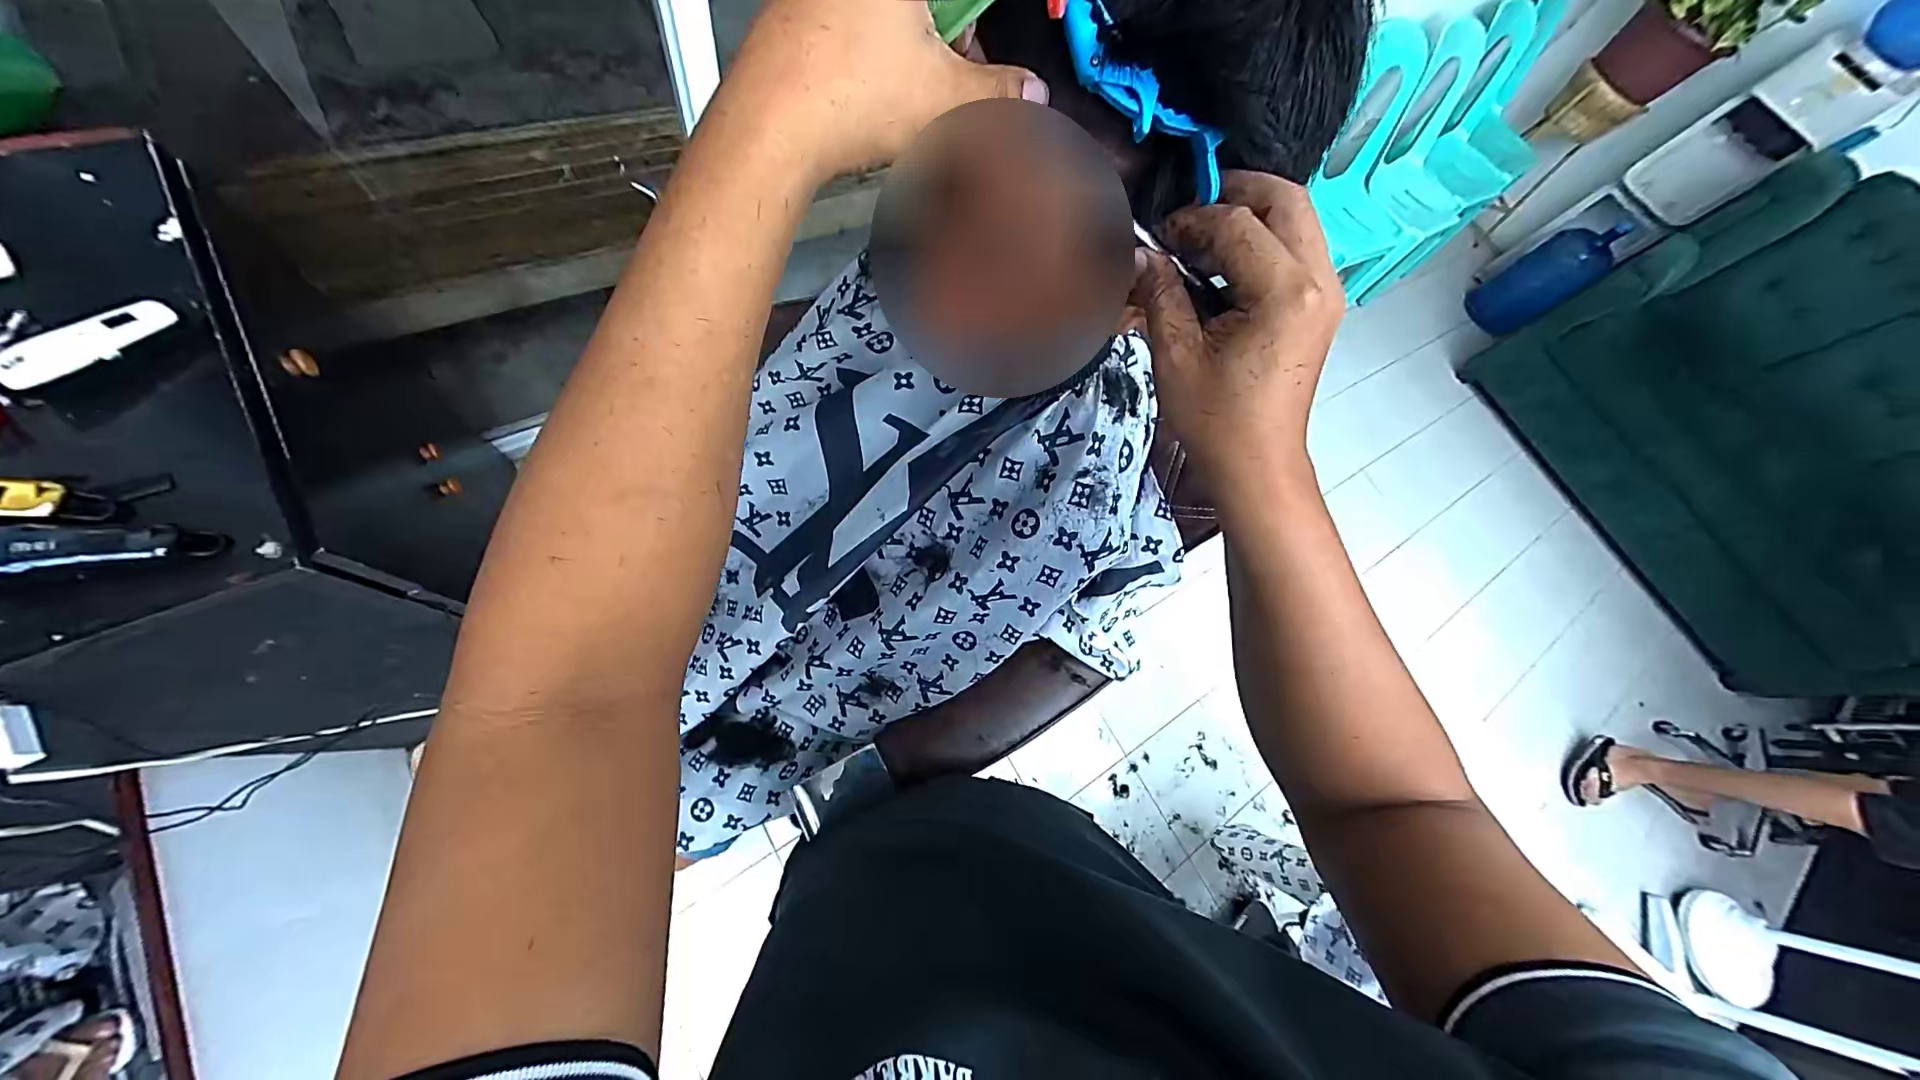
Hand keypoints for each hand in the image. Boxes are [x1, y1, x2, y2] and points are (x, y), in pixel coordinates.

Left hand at [712, 0, 1047, 185]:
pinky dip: (877, 56)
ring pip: (892, 16)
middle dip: (951, 37)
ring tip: (911, 97)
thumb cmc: (842, 96)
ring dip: (915, 50)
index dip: (977, 28)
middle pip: (932, 5)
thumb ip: (998, 93)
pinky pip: (857, 28)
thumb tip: (1028, 91)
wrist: (772, 126)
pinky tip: (876, 94)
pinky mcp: (802, 13)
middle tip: (956, 76)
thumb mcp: (945, 98)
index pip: (966, 1)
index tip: (973, 62)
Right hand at [1133, 171, 1343, 485]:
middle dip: (1234, 194)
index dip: (1191, 220)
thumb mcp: (1176, 355)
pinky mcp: (1320, 307)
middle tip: (1188, 214)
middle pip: (1286, 200)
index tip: (1158, 237)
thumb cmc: (1217, 420)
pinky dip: (1261, 244)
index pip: (1238, 223)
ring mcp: (1326, 293)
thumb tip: (1141, 255)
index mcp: (1284, 292)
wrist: (1256, 462)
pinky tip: (1222, 270)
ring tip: (1201, 243)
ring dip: (1249, 218)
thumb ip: (1161, 293)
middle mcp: (1318, 281)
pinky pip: (1296, 250)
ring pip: (1297, 220)